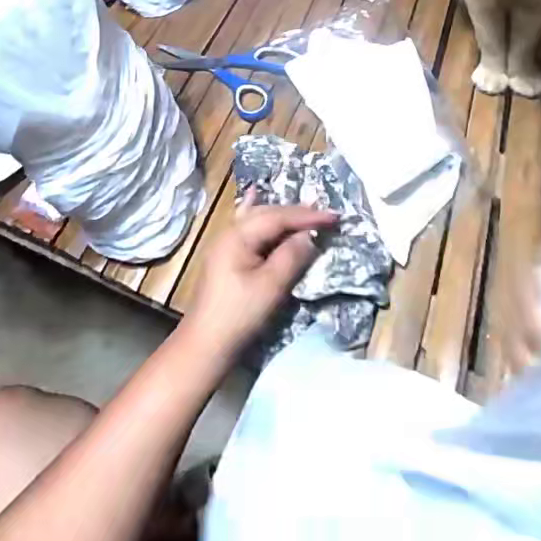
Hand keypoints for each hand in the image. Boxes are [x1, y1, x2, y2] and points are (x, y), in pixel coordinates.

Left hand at [177, 191, 334, 363]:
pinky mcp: (226, 257)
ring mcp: (225, 244)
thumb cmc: (239, 315)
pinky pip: (246, 226)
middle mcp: (230, 232)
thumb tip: (310, 235)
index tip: (335, 217)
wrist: (206, 345)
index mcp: (238, 236)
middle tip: (325, 214)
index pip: (278, 217)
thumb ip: (292, 256)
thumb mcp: (271, 286)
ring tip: (305, 208)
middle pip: (267, 214)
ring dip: (282, 214)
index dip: (307, 216)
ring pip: (258, 219)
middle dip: (297, 213)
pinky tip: (254, 194)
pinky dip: (257, 213)